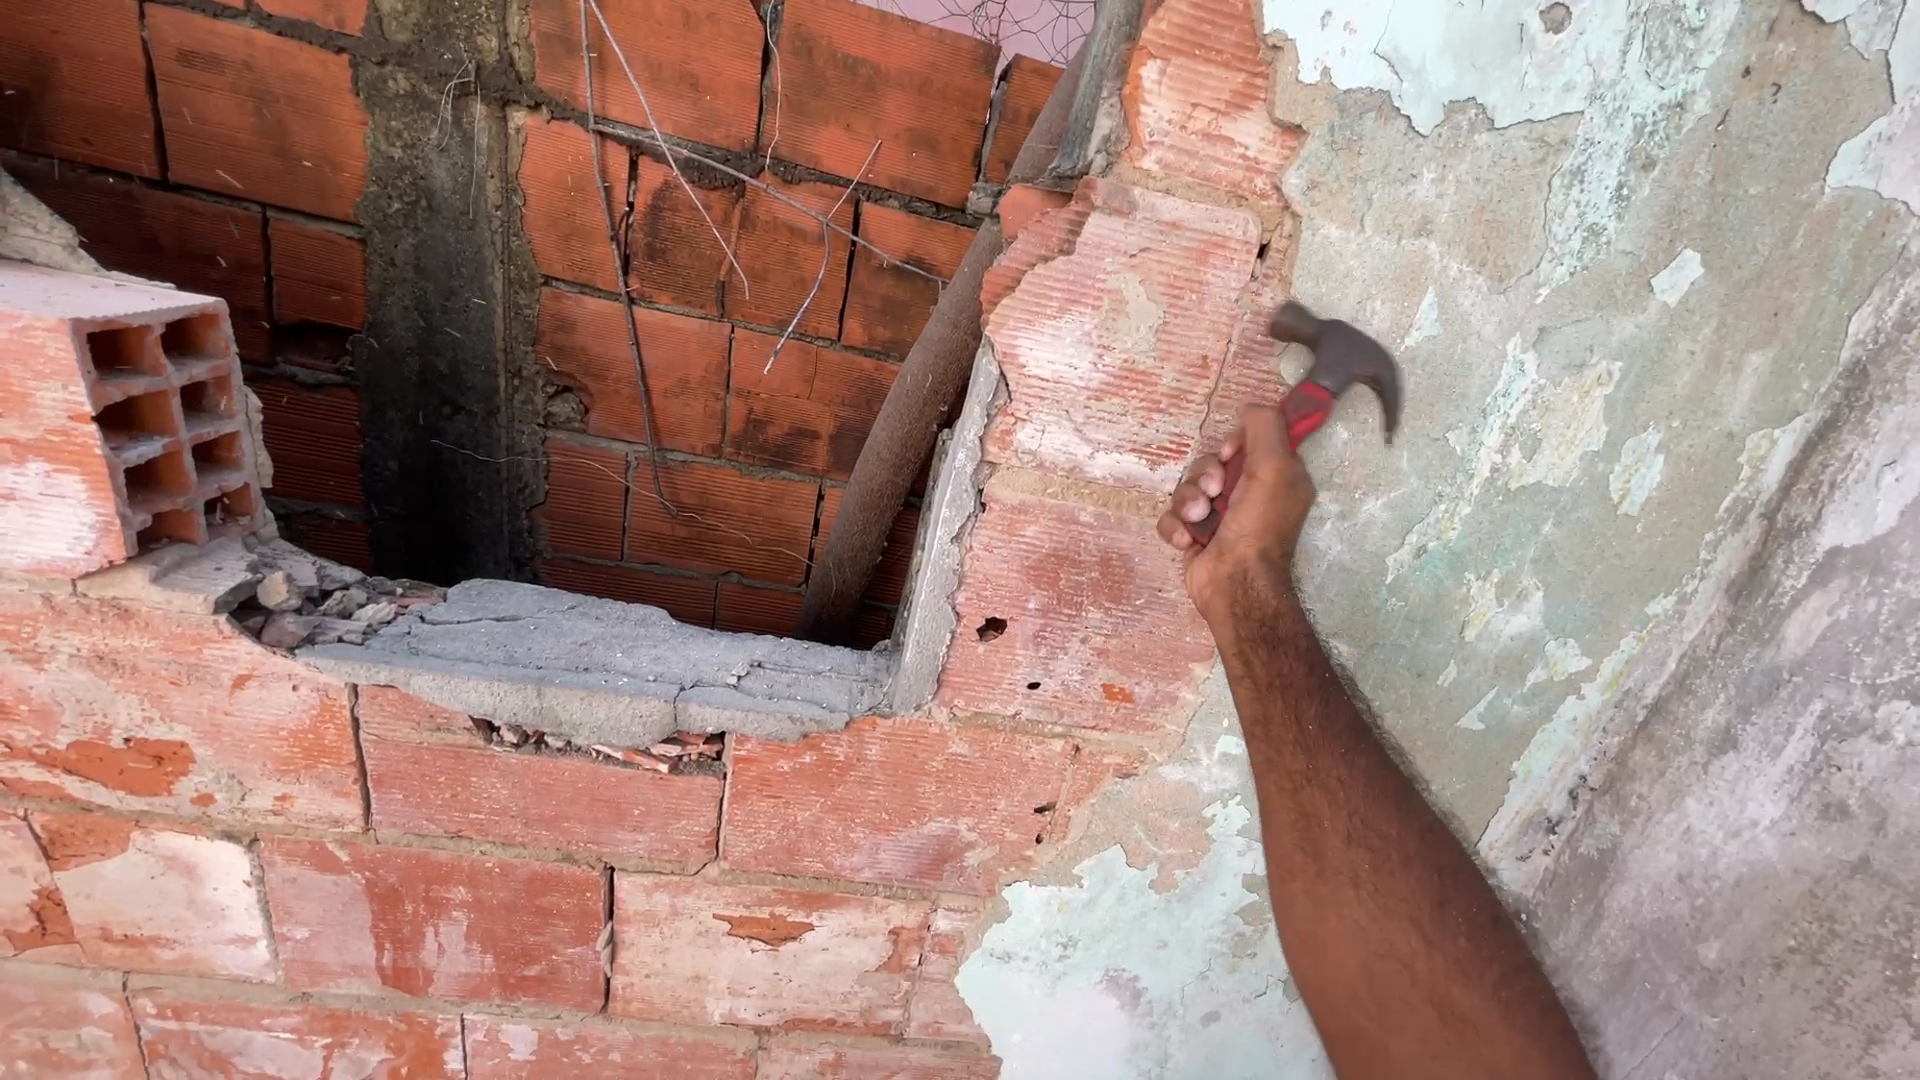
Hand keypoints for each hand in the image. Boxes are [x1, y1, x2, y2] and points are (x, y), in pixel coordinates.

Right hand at [1156, 404, 1315, 623]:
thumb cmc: (1259, 525)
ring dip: (1187, 503)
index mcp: (1273, 475)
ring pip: (1185, 489)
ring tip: (1199, 520)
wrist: (1235, 582)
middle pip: (1207, 463)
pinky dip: (1176, 527)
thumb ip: (1265, 427)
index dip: (1231, 444)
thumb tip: (1249, 404)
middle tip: (1214, 492)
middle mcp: (1246, 493)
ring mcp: (1217, 516)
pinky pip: (1170, 517)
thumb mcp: (1274, 466)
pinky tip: (1189, 540)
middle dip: (1204, 475)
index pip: (1243, 442)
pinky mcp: (1192, 536)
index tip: (1231, 453)